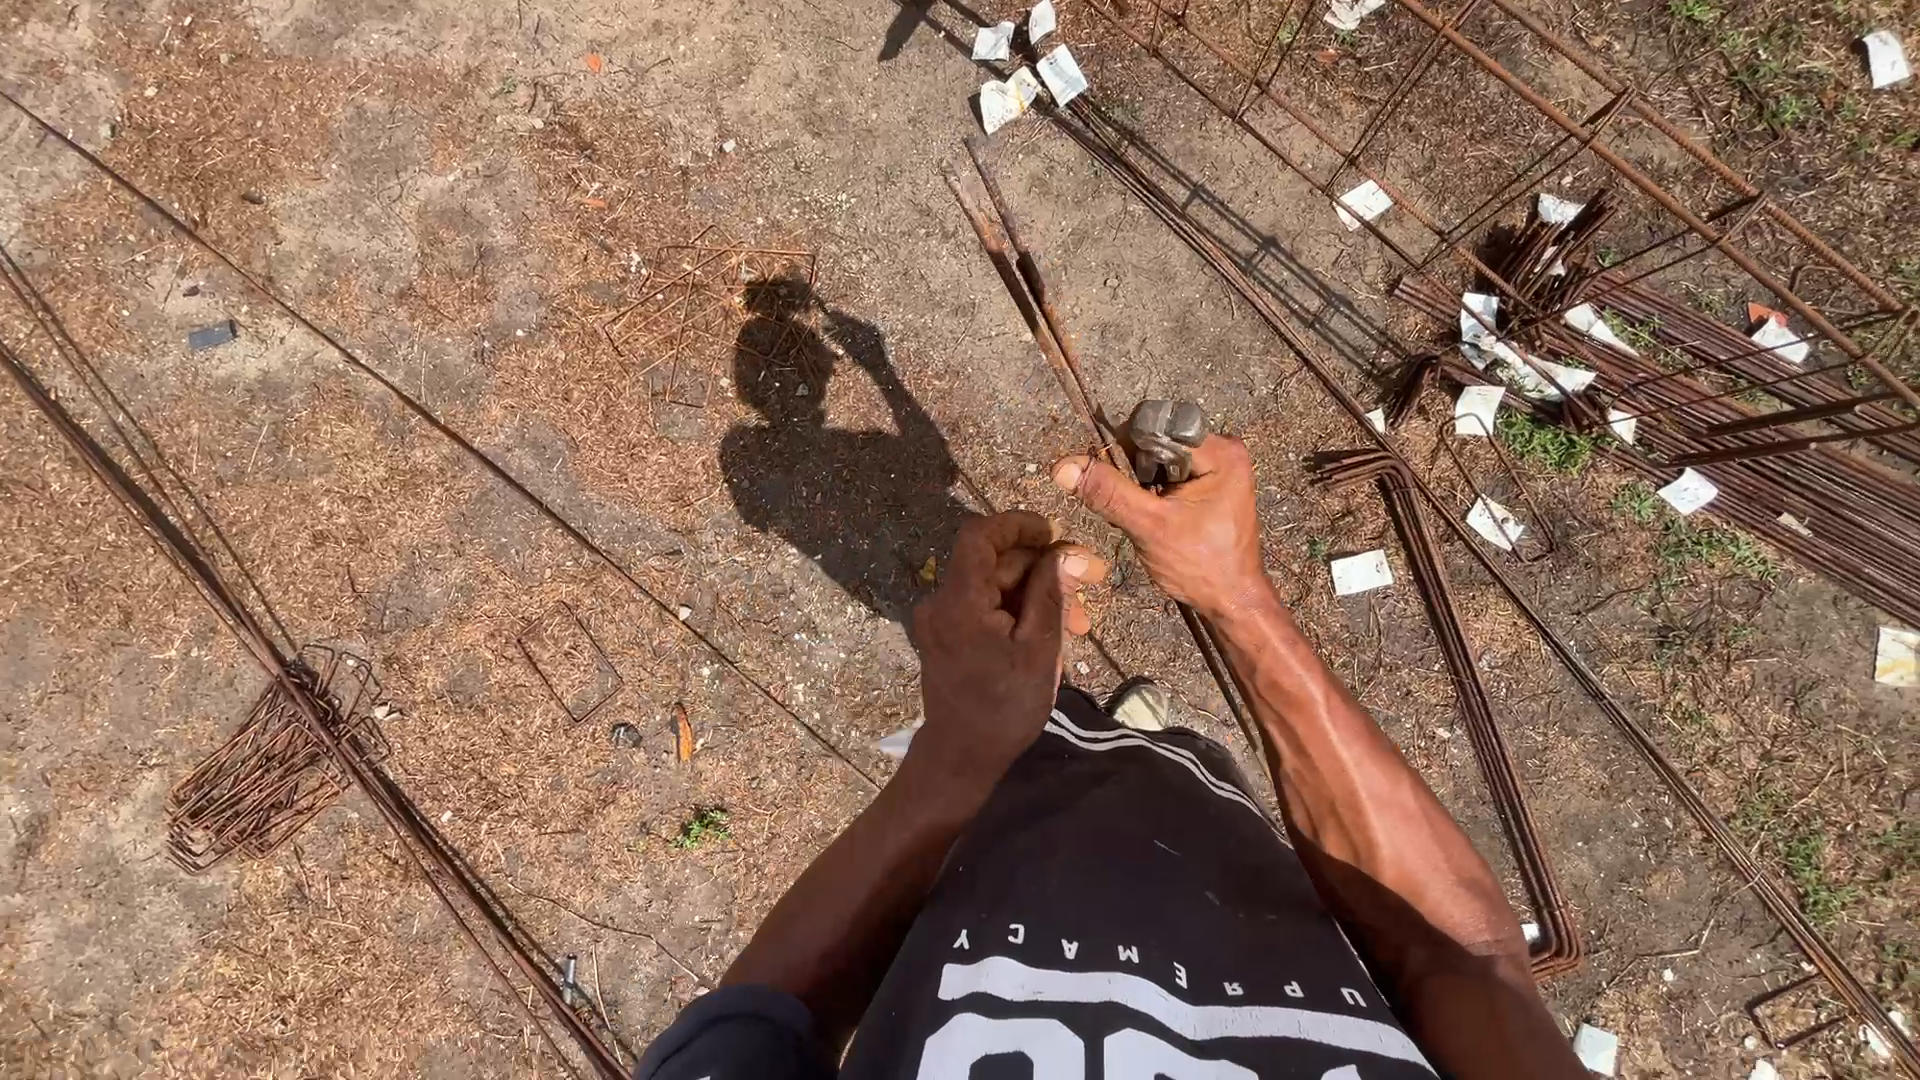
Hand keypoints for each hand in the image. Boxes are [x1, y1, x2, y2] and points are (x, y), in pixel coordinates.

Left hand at [907, 511, 1104, 788]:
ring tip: (1077, 623)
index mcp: (959, 601)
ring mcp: (940, 619)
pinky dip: (1016, 610)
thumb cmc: (1005, 707)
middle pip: (993, 562)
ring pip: (994, 586)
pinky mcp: (946, 634)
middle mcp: (941, 602)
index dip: (1016, 524)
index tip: (1052, 533)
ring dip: (1035, 593)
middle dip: (1042, 568)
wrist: (962, 757)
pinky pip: (984, 606)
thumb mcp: (1039, 649)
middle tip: (1089, 581)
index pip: (979, 535)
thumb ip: (1050, 594)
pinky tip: (1049, 631)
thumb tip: (1067, 552)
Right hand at [1052, 435, 1272, 620]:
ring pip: (1157, 458)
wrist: (1232, 599)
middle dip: (1134, 470)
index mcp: (1220, 450)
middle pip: (1156, 440)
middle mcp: (1222, 449)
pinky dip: (1150, 491)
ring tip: (1145, 514)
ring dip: (1140, 483)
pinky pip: (1166, 473)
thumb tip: (1064, 466)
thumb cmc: (1202, 566)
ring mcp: (1216, 466)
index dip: (1128, 451)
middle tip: (1136, 506)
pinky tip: (1153, 515)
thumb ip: (1108, 493)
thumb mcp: (1149, 526)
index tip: (1119, 484)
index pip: (1155, 428)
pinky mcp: (1208, 483)